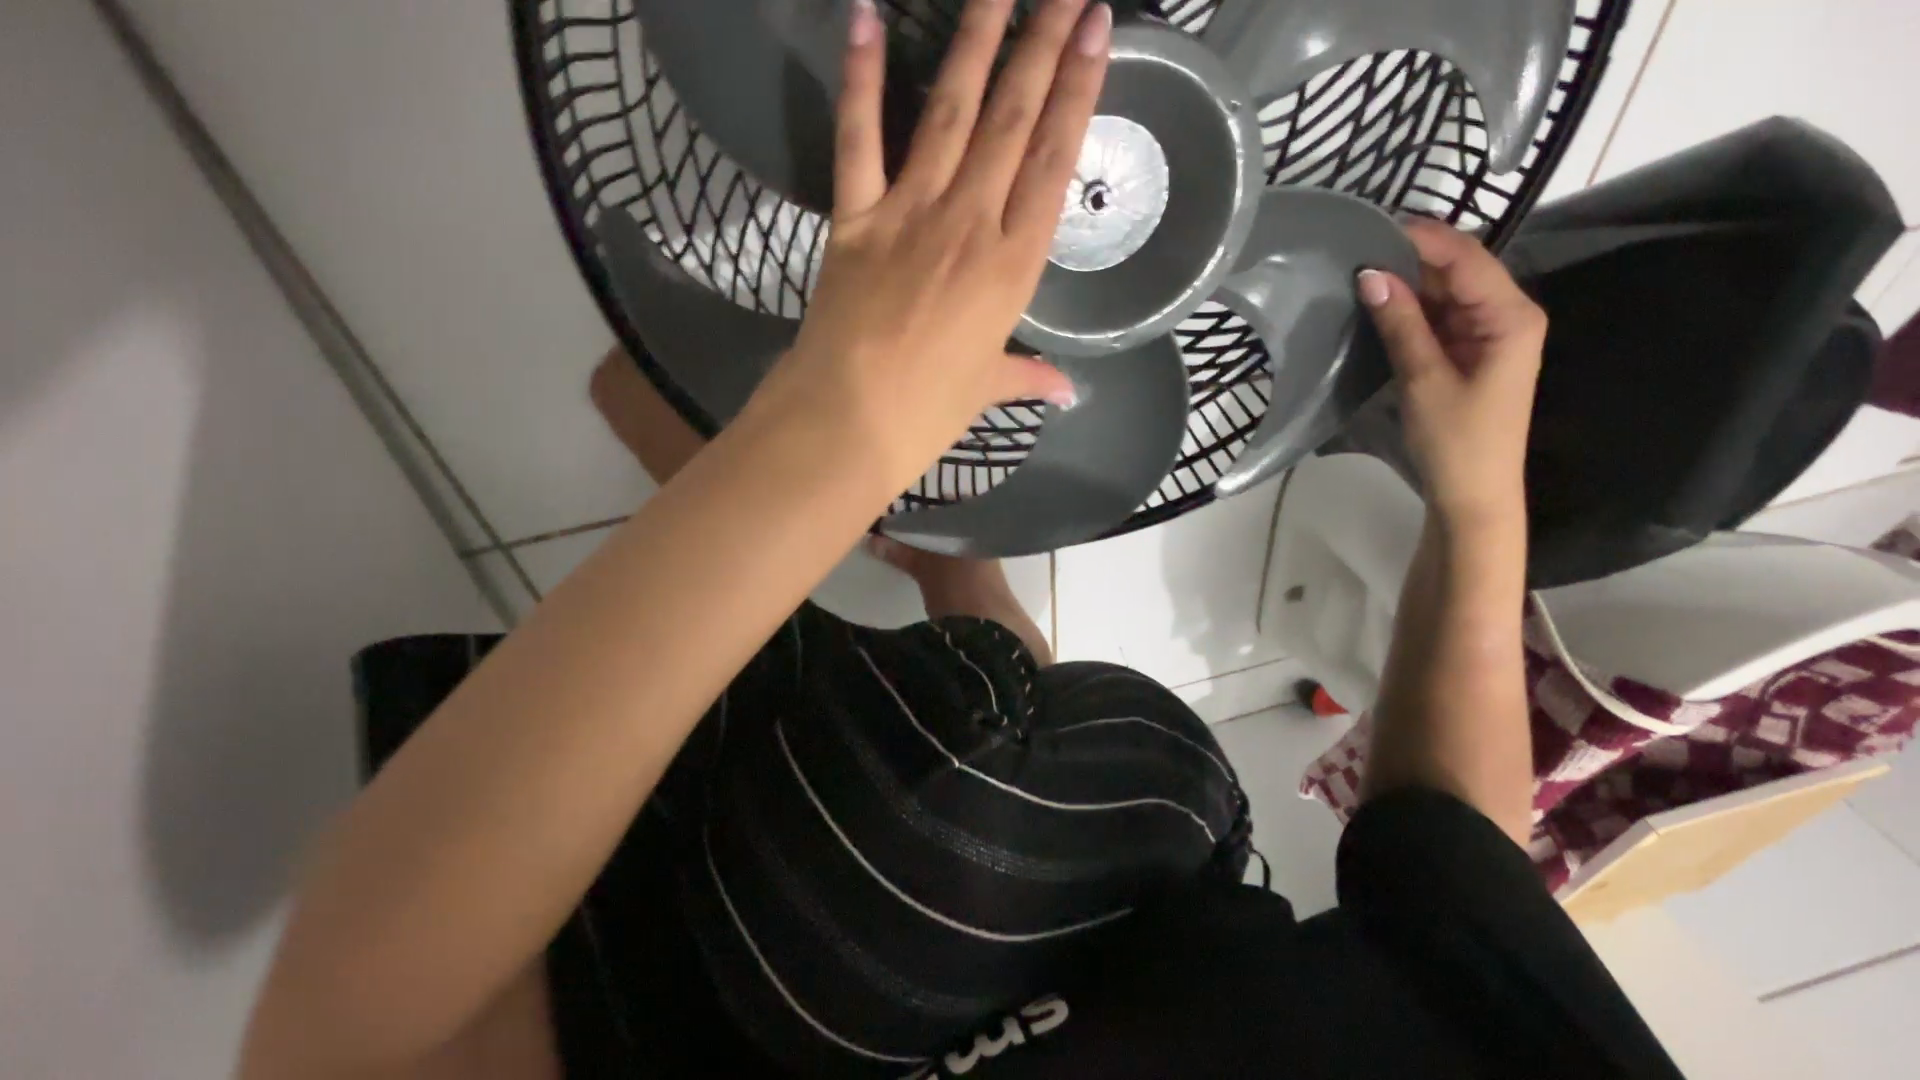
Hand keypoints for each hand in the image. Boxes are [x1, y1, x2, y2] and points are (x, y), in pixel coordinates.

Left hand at [742, 0, 1112, 491]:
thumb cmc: (928, 411)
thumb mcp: (987, 388)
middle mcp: (971, 221)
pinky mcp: (856, 215)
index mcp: (1015, 263)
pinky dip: (859, 78)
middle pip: (1013, 117)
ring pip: (950, 110)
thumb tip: (1067, 392)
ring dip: (976, 41)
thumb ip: (1028, 376)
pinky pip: (859, 137)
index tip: (1097, 27)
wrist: (849, 420)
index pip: (1056, 157)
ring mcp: (911, 212)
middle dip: (1043, 41)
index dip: (1080, 88)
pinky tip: (864, 18)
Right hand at [1357, 221, 1546, 529]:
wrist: (1473, 497)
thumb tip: (1370, 274)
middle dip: (1410, 257)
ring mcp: (1487, 334)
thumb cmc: (1457, 442)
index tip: (1370, 228)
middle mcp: (1506, 315)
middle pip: (1458, 269)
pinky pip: (1439, 317)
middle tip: (1354, 249)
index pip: (1466, 258)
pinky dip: (1410, 310)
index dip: (1422, 238)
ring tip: (1357, 271)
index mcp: (1510, 316)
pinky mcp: (1469, 353)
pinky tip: (1376, 304)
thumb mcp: (1424, 380)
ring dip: (1407, 283)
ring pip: (1445, 292)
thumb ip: (1401, 323)